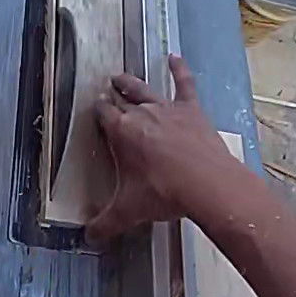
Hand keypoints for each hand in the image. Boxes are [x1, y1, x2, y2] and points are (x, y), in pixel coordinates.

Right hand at [86, 55, 250, 244]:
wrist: (207, 185)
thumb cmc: (165, 193)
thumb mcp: (129, 211)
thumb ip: (105, 223)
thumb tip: (87, 238)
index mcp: (122, 131)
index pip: (103, 114)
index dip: (98, 112)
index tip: (95, 110)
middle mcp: (141, 113)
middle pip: (121, 100)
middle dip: (112, 96)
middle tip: (105, 92)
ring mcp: (167, 109)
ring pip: (144, 90)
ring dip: (130, 83)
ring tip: (119, 77)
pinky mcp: (191, 110)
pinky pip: (184, 84)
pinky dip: (179, 70)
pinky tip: (175, 58)